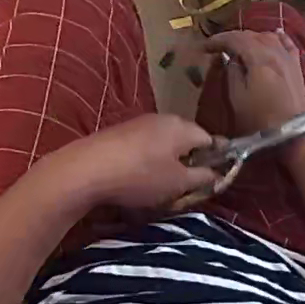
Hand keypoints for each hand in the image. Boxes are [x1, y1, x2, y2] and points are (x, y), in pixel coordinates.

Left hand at [34, 114, 221, 210]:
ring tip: (161, 184)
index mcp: (183, 127)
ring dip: (167, 160)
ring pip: (164, 141)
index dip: (216, 159)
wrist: (86, 169)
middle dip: (190, 160)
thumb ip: (203, 177)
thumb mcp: (178, 183)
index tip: (214, 178)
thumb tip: (218, 173)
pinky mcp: (120, 132)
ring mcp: (139, 122)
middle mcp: (163, 118)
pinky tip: (138, 176)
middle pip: (186, 138)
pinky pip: (144, 145)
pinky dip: (147, 159)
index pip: (210, 139)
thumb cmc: (140, 177)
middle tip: (186, 185)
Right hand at [205, 29, 304, 135]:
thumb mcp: (236, 98)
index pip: (235, 39)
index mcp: (259, 58)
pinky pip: (286, 43)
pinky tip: (272, 35)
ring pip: (268, 37)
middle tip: (217, 48)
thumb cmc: (259, 120)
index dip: (217, 40)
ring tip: (238, 46)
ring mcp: (288, 58)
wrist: (292, 135)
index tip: (203, 47)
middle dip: (232, 38)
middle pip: (251, 35)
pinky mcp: (296, 67)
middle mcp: (275, 52)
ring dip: (251, 38)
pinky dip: (275, 37)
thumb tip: (229, 58)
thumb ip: (231, 72)